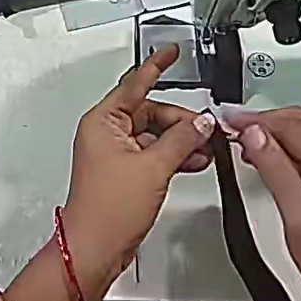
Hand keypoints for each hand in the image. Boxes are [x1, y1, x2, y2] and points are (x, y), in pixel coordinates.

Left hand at [63, 45, 215, 300]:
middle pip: (150, 111)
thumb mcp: (153, 167)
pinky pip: (153, 153)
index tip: (171, 51)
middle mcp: (106, 133)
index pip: (135, 82)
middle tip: (206, 127)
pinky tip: (193, 161)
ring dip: (180, 140)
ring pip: (155, 134)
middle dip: (180, 119)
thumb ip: (181, 139)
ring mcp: (115, 153)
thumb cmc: (106, 209)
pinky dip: (173, 156)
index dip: (157, 65)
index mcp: (103, 121)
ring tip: (205, 147)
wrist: (95, 249)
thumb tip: (200, 122)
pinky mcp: (124, 173)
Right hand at [226, 106, 300, 300]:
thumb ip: (277, 173)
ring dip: (267, 136)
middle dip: (262, 122)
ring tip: (237, 139)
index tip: (230, 121)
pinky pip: (300, 161)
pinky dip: (274, 154)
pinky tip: (258, 159)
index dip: (260, 118)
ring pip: (299, 142)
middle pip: (299, 127)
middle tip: (229, 126)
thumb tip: (256, 136)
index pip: (297, 125)